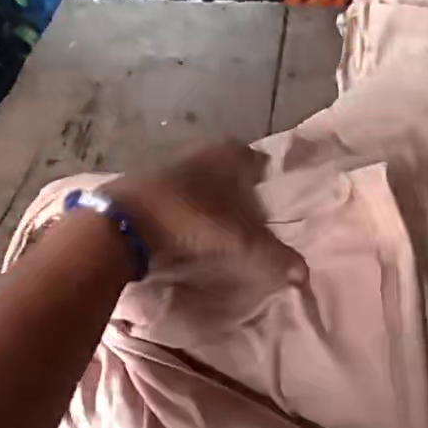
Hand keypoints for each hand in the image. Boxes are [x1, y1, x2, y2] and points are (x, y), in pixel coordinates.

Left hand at [103, 141, 305, 286]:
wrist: (122, 226)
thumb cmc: (192, 224)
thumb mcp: (241, 245)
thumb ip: (275, 257)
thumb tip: (304, 273)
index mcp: (226, 157)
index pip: (253, 158)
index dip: (263, 174)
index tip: (269, 191)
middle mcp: (197, 154)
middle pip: (224, 167)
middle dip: (235, 186)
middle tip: (246, 212)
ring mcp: (165, 167)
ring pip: (196, 179)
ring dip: (206, 197)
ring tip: (216, 224)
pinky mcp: (140, 187)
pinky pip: (172, 196)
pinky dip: (181, 209)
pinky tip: (184, 230)